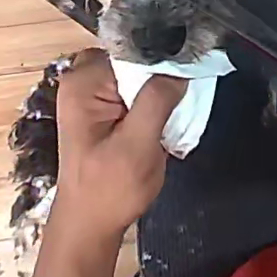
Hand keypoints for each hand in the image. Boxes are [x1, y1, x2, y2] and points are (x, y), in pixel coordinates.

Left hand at [49, 49, 186, 243]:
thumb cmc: (109, 190)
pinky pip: (137, 84)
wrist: (91, 228)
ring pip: (140, 69)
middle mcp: (84, 79)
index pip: (133, 48)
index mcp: (83, 82)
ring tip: (182, 98)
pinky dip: (155, 95)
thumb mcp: (136, 145)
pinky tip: (168, 111)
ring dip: (162, 84)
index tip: (193, 61)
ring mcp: (93, 92)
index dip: (164, 54)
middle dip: (164, 68)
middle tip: (189, 83)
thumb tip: (181, 67)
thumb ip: (156, 100)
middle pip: (137, 54)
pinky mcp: (105, 105)